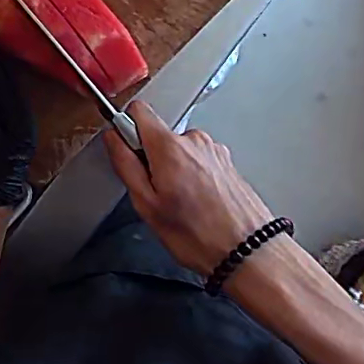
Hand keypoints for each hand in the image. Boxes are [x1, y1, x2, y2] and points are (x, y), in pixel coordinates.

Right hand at [102, 102, 274, 275]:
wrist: (250, 253)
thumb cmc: (199, 235)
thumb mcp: (147, 205)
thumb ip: (125, 164)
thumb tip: (113, 139)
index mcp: (169, 146)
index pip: (138, 110)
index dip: (127, 127)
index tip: (128, 152)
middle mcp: (193, 139)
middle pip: (159, 133)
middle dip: (152, 158)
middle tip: (158, 193)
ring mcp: (213, 149)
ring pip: (179, 149)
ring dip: (175, 169)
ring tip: (182, 204)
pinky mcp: (226, 161)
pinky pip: (198, 159)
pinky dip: (194, 175)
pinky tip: (200, 203)